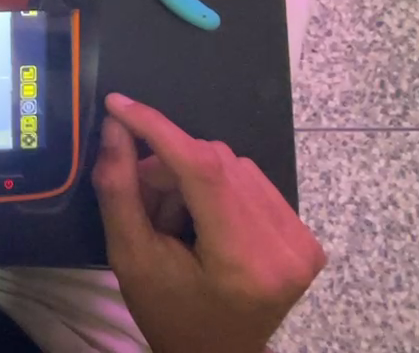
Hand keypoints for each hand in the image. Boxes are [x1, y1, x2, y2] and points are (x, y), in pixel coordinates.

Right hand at [91, 93, 324, 352]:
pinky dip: (212, 183)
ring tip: (172, 215)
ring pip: (228, 162)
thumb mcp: (128, 256)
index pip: (203, 168)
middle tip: (142, 199)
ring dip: (188, 174)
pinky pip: (246, 176)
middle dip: (166, 166)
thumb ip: (118, 187)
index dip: (158, 128)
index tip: (117, 104)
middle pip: (212, 160)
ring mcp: (300, 241)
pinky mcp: (303, 236)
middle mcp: (284, 247)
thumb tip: (114, 125)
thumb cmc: (169, 313)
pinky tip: (200, 214)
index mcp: (243, 262)